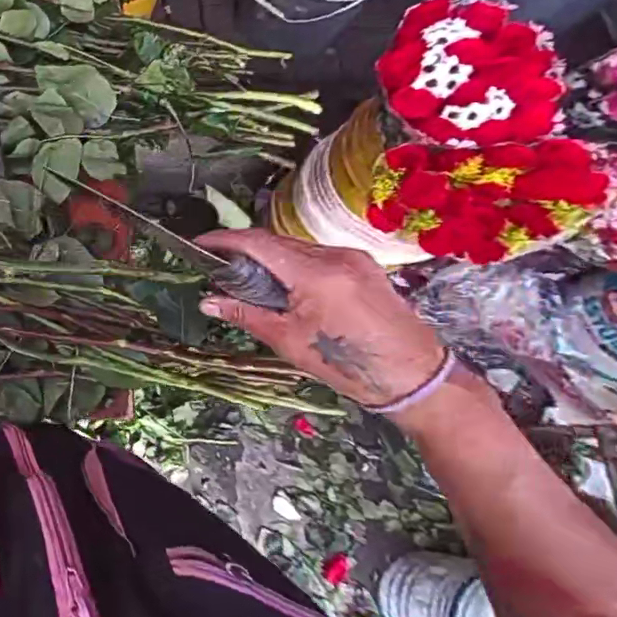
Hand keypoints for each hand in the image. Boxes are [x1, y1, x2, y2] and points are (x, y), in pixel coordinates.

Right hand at [195, 230, 445, 408]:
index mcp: (316, 274)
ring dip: (270, 257)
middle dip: (245, 250)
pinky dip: (294, 263)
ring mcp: (352, 257)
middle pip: (277, 241)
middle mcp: (335, 256)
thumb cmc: (350, 366)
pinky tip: (286, 285)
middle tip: (221, 267)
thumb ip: (247, 315)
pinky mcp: (363, 264)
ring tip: (250, 280)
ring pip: (297, 247)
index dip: (224, 240)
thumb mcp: (290, 342)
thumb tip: (209, 301)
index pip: (259, 243)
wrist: (416, 376)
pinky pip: (317, 255)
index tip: (200, 244)